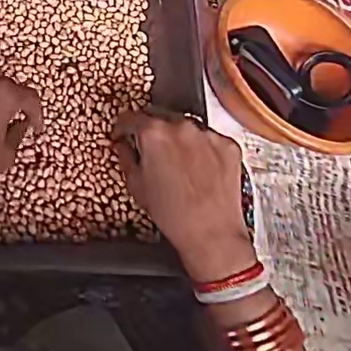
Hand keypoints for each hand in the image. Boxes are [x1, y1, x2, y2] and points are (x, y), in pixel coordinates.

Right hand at [112, 111, 256, 280]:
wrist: (211, 233)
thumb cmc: (173, 213)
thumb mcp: (136, 185)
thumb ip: (126, 157)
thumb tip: (124, 147)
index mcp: (153, 133)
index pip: (130, 117)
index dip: (122, 127)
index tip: (122, 133)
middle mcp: (181, 127)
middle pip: (159, 117)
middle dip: (151, 131)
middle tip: (149, 150)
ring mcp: (207, 135)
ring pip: (185, 127)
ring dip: (177, 138)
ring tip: (176, 164)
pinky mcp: (228, 146)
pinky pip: (208, 139)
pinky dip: (201, 149)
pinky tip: (197, 169)